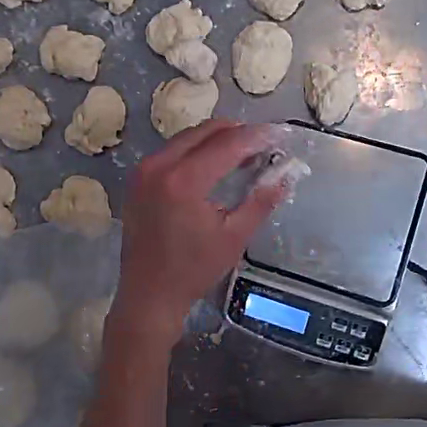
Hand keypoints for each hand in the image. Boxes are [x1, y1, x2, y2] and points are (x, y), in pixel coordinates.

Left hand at [113, 121, 289, 328]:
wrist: (148, 294)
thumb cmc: (193, 270)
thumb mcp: (235, 236)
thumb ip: (262, 201)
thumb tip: (287, 175)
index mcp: (183, 180)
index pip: (228, 144)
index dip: (258, 137)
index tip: (280, 135)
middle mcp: (159, 166)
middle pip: (206, 131)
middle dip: (239, 133)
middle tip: (265, 145)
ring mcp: (144, 170)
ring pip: (188, 137)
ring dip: (218, 140)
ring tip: (245, 156)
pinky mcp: (139, 179)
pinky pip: (173, 150)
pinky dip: (197, 150)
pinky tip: (215, 166)